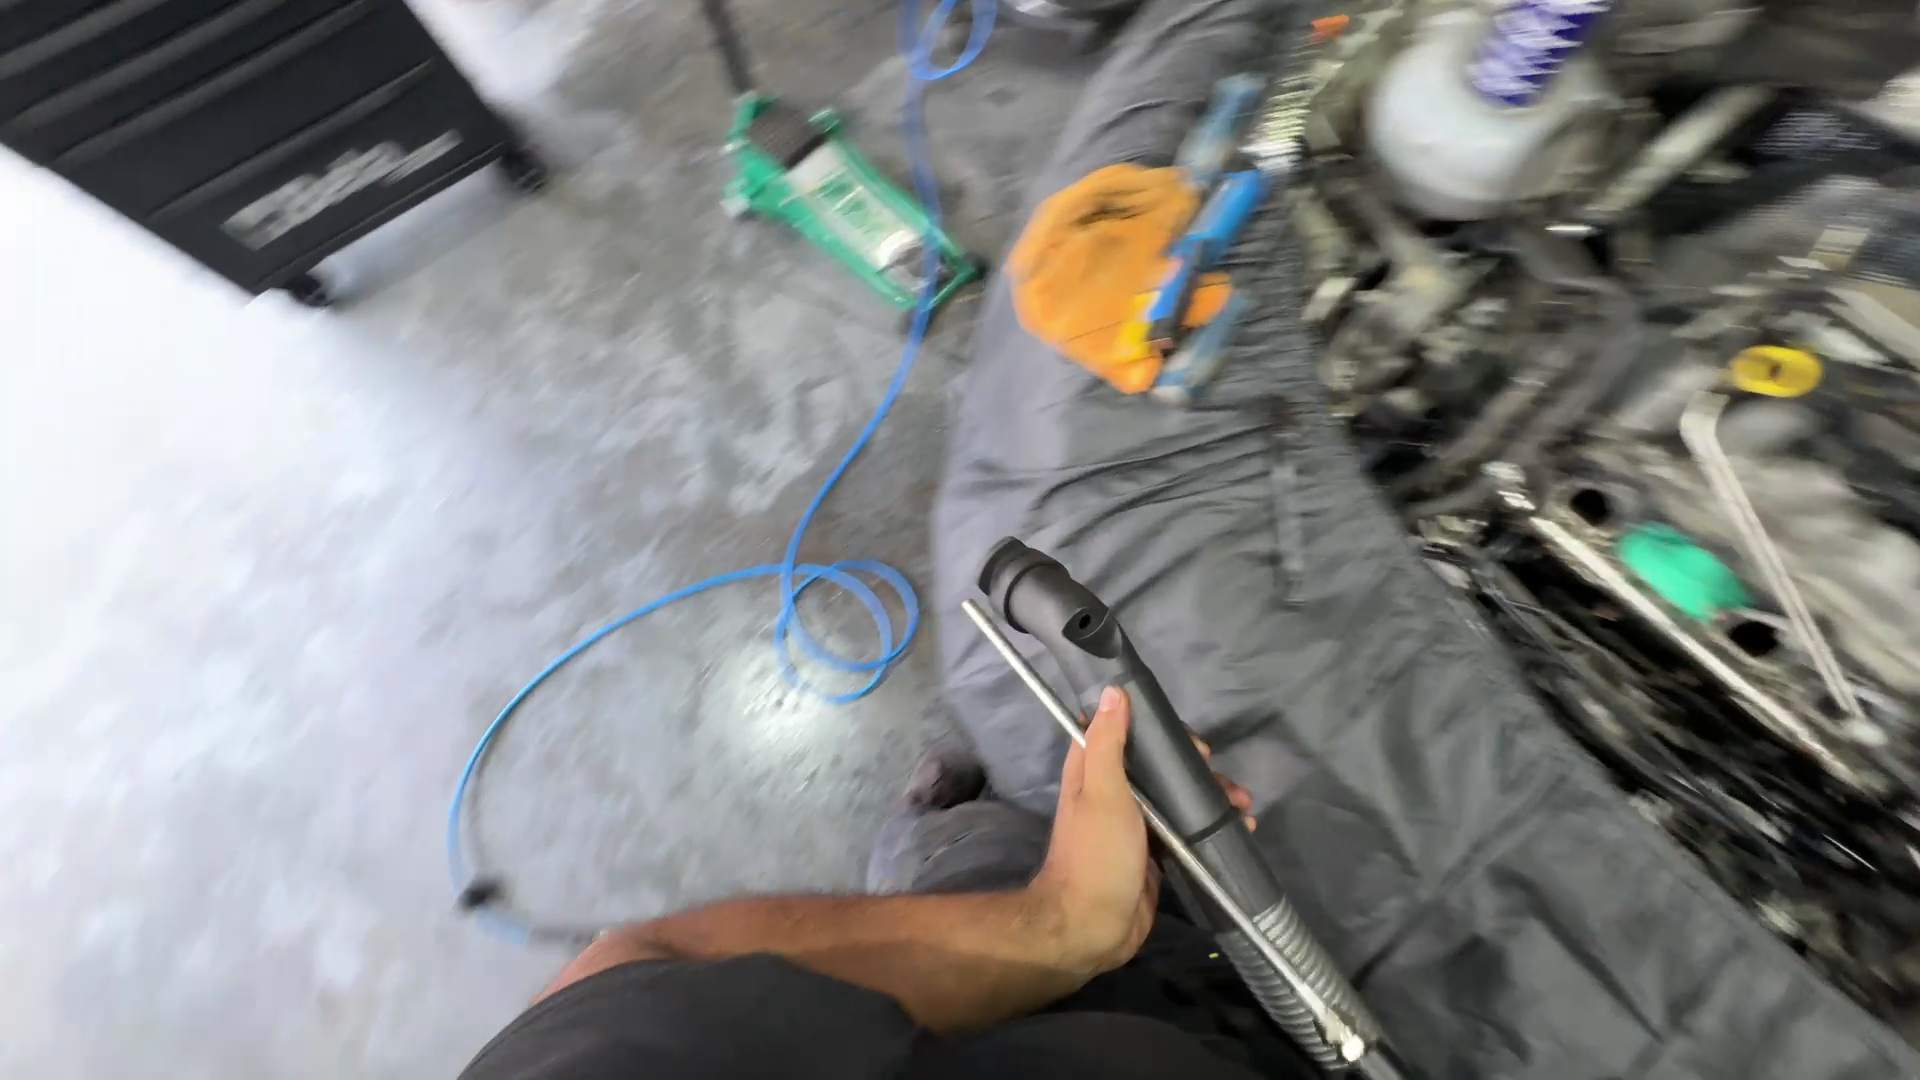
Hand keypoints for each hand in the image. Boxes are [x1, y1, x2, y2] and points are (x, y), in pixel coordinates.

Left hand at [1026, 687, 1256, 977]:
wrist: (1091, 926)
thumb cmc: (1096, 852)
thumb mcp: (1102, 790)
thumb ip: (1108, 742)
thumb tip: (1113, 691)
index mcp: (1092, 768)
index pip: (1120, 729)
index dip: (1151, 725)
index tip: (1183, 735)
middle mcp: (1112, 789)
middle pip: (1156, 763)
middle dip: (1190, 764)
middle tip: (1213, 769)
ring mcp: (1134, 822)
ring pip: (1175, 795)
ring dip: (1209, 794)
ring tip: (1242, 804)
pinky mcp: (1154, 851)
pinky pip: (1186, 828)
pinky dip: (1211, 824)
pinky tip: (1241, 827)